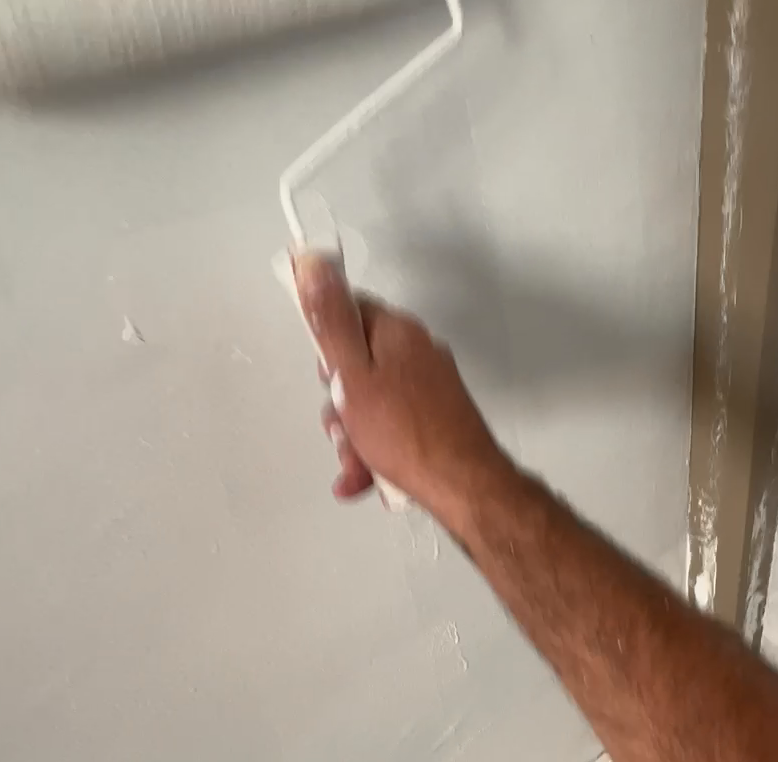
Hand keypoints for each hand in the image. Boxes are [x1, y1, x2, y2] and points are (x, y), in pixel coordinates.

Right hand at [294, 253, 512, 521]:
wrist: (462, 485)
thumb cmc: (405, 434)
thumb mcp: (352, 374)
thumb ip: (331, 320)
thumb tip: (315, 260)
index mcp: (398, 332)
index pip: (348, 313)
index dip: (327, 346)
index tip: (327, 377)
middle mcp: (418, 353)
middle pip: (358, 366)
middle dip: (340, 405)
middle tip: (343, 429)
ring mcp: (430, 388)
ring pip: (373, 404)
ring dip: (355, 439)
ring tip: (357, 466)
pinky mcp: (437, 419)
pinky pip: (393, 428)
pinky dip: (376, 453)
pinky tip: (366, 479)